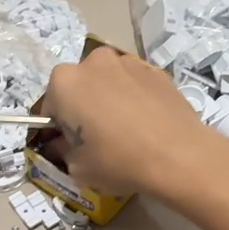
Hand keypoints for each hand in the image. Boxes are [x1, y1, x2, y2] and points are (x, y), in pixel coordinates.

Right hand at [41, 46, 228, 195]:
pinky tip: (147, 124)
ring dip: (110, 99)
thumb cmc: (118, 160)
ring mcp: (129, 63)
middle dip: (84, 106)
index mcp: (65, 81)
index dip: (57, 126)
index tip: (68, 143)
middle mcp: (95, 62)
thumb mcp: (78, 167)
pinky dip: (136, 99)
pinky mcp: (157, 72)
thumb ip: (63, 150)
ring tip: (126, 130)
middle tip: (97, 137)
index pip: (50, 105)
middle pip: (80, 86)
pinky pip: (136, 85)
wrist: (179, 155)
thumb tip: (64, 144)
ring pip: (110, 82)